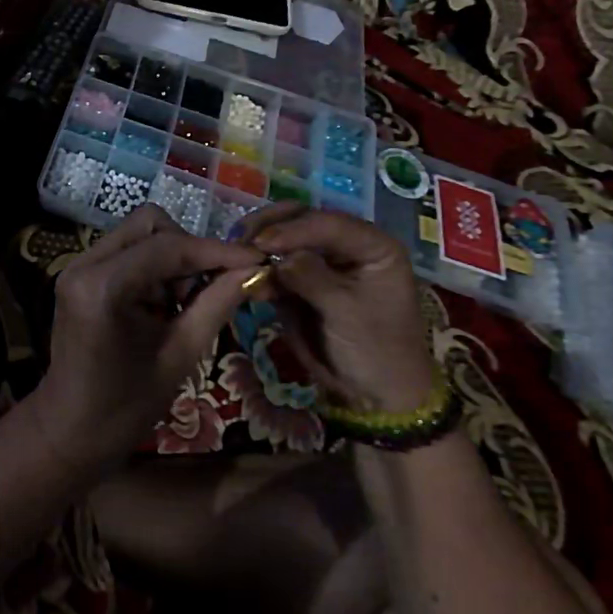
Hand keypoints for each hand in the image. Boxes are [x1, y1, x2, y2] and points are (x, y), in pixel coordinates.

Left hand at [34, 205, 263, 467]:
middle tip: (206, 292)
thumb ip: (217, 303)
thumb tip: (256, 270)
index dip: (216, 251)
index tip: (257, 261)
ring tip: (182, 306)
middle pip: (149, 224)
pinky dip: (152, 268)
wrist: (72, 427)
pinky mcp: (79, 275)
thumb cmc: (127, 404)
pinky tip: (163, 305)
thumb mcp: (181, 354)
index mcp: (102, 286)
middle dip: (187, 250)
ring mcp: (76, 266)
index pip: (168, 246)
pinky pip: (126, 251)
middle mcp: (83, 264)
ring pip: (138, 234)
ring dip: (170, 259)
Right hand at [241, 204, 436, 411]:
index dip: (294, 229)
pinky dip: (256, 271)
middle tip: (241, 238)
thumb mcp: (348, 313)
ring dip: (257, 246)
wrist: (374, 393)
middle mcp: (345, 247)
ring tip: (235, 256)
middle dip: (270, 227)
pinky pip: (272, 268)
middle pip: (302, 220)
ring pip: (282, 240)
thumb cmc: (377, 350)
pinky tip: (244, 280)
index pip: (329, 224)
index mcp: (372, 247)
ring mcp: (319, 264)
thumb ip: (314, 279)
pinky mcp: (298, 283)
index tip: (260, 243)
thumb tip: (279, 258)